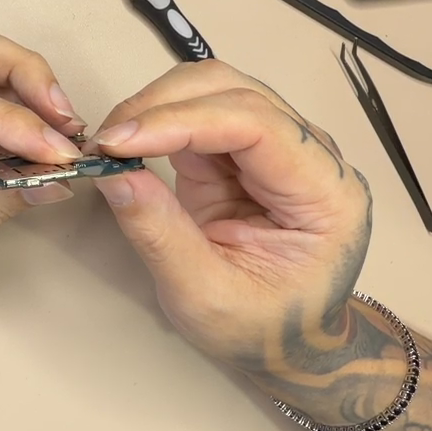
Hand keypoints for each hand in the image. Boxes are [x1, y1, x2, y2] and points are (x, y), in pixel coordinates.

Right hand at [88, 60, 372, 374]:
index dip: (182, 121)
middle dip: (160, 106)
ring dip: (153, 106)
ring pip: (209, 88)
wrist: (286, 342)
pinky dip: (152, 120)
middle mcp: (309, 153)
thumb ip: (160, 233)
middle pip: (232, 90)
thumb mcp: (204, 296)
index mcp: (325, 193)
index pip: (256, 124)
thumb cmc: (262, 328)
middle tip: (106, 145)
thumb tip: (112, 173)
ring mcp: (274, 143)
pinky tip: (126, 145)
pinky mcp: (239, 146)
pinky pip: (193, 110)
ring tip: (111, 145)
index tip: (119, 143)